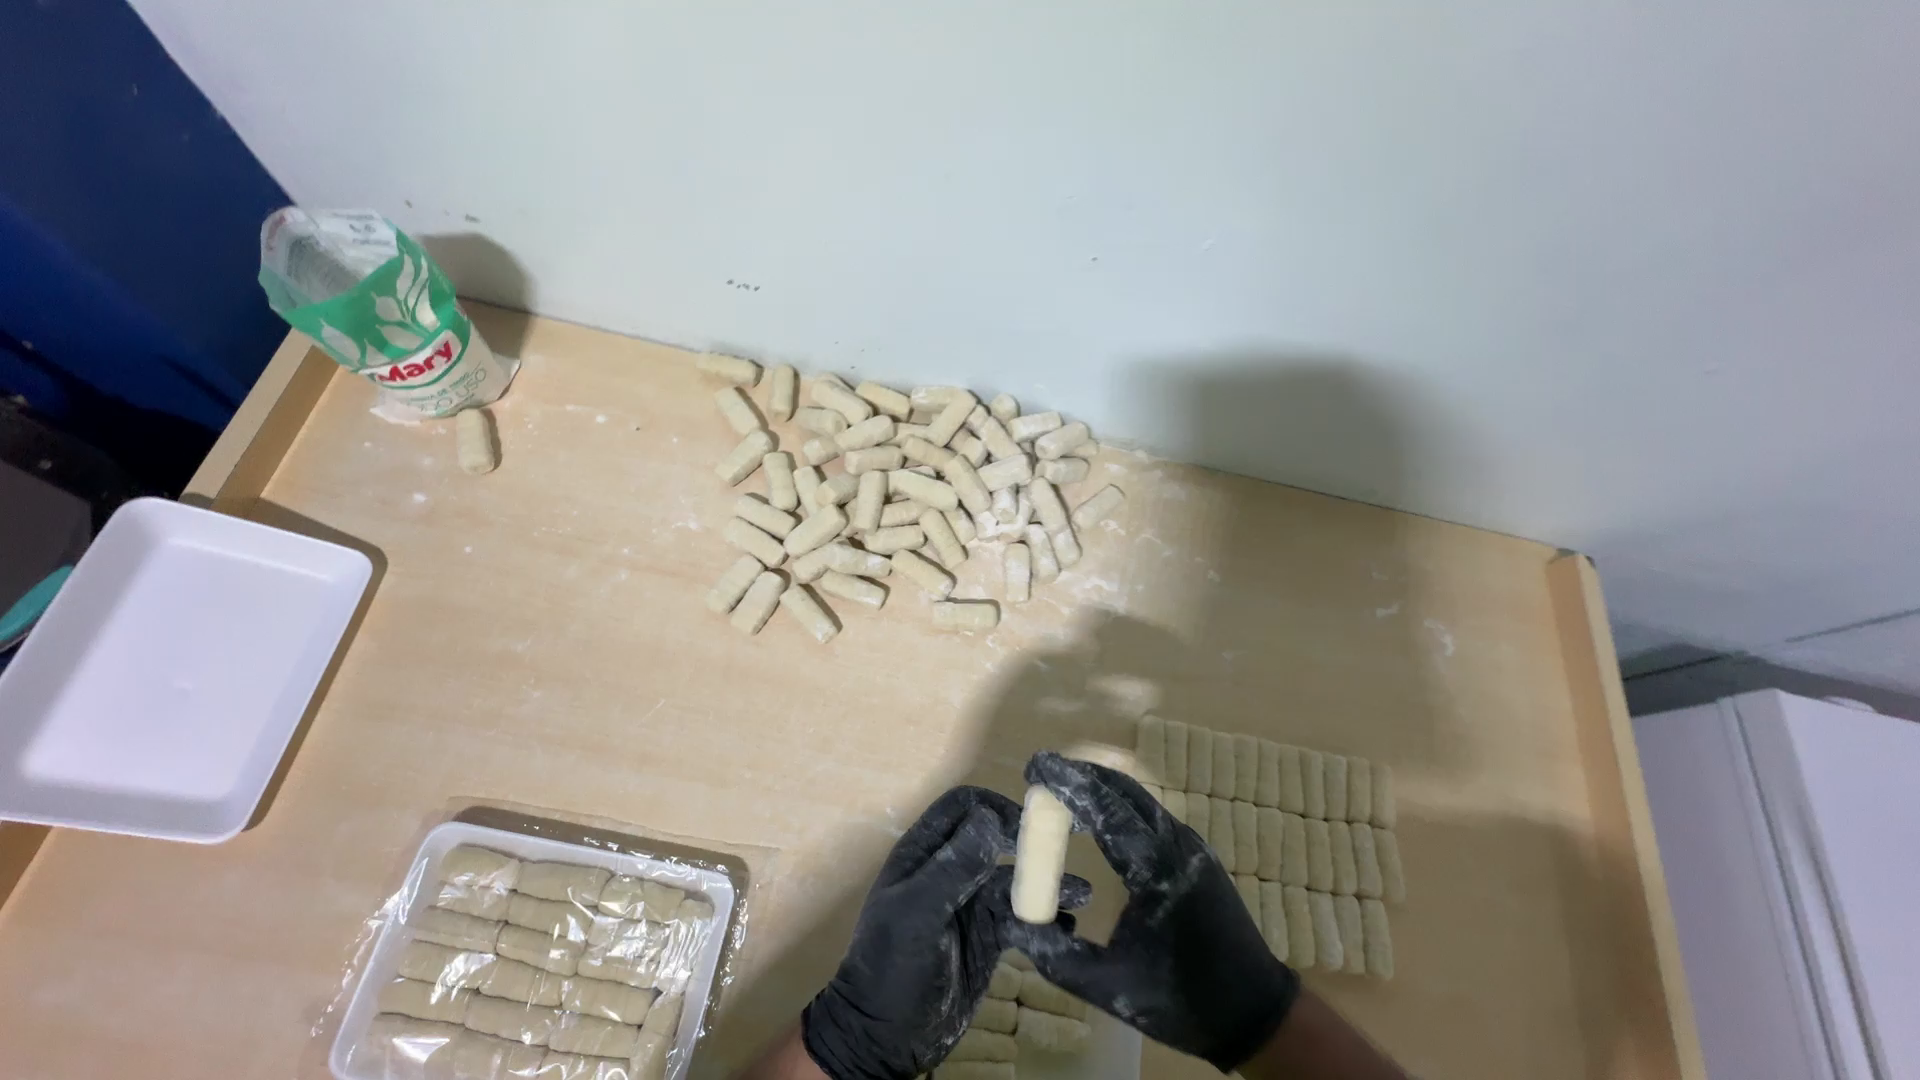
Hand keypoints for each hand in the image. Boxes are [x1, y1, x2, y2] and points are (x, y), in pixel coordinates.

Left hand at [801, 786, 1088, 1079]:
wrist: (885, 1035)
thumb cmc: (891, 964)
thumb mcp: (918, 911)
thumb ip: (953, 866)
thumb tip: (990, 817)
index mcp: (924, 852)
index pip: (963, 808)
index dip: (994, 807)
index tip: (1025, 827)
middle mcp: (950, 870)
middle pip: (997, 839)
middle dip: (1030, 844)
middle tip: (1064, 851)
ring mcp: (971, 904)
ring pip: (1015, 882)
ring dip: (1046, 885)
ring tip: (1081, 895)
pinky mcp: (989, 937)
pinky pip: (1022, 919)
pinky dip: (1046, 920)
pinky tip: (1066, 930)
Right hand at [1007, 751, 1300, 1071]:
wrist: (1256, 1013)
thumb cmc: (1181, 1000)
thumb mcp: (1109, 985)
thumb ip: (1055, 953)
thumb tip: (1012, 922)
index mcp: (1157, 870)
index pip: (1105, 809)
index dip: (1067, 784)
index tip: (1034, 767)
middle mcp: (1177, 845)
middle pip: (1123, 791)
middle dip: (1080, 776)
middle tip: (1040, 777)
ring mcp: (1191, 847)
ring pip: (1138, 800)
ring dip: (1099, 790)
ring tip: (1059, 796)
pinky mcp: (1196, 856)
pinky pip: (1150, 816)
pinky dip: (1117, 807)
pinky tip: (1096, 823)